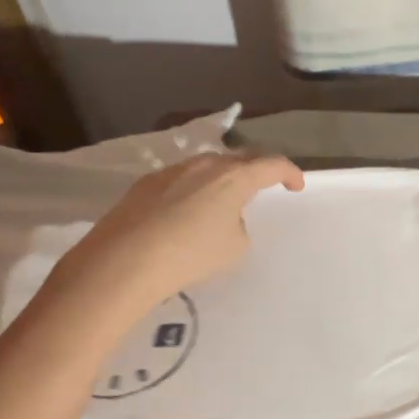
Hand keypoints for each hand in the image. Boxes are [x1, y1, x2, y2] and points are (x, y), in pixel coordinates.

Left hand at [49, 152, 303, 313]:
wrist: (123, 261)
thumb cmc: (190, 254)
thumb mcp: (234, 246)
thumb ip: (239, 225)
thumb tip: (225, 218)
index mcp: (234, 177)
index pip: (272, 165)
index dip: (289, 173)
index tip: (296, 185)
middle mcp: (204, 165)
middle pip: (239, 158)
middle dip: (256, 169)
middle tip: (263, 185)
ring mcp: (171, 171)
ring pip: (207, 167)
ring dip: (222, 178)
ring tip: (223, 200)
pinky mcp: (144, 184)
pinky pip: (181, 179)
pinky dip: (193, 190)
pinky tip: (186, 213)